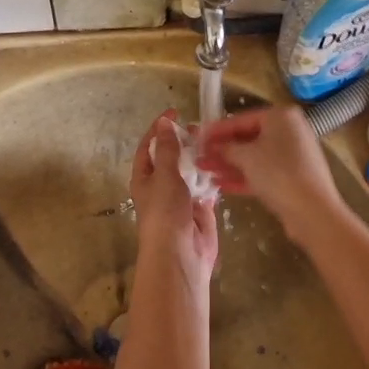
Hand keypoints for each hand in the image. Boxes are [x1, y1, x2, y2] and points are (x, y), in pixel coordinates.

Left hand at [131, 110, 217, 276]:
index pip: (149, 146)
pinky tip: (224, 164)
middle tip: (200, 129)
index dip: (160, 129)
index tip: (175, 112)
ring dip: (201, 159)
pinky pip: (207, 189)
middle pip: (172, 158)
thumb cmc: (165, 212)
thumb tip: (164, 122)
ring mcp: (182, 199)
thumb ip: (168, 148)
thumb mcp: (165, 174)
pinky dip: (213, 178)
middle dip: (184, 143)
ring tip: (215, 142)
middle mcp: (161, 187)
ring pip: (191, 172)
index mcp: (145, 178)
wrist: (180, 256)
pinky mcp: (201, 211)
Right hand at [196, 106, 342, 240]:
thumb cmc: (279, 174)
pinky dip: (243, 176)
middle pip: (247, 138)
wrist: (313, 213)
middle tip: (199, 156)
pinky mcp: (291, 178)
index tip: (198, 137)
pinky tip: (221, 184)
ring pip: (254, 157)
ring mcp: (291, 156)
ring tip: (205, 171)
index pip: (241, 119)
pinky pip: (262, 172)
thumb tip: (212, 147)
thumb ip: (226, 149)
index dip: (217, 130)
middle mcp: (288, 131)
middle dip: (222, 150)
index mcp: (280, 117)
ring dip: (229, 164)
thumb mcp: (247, 157)